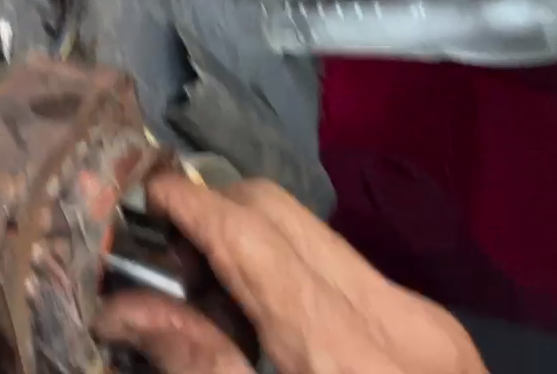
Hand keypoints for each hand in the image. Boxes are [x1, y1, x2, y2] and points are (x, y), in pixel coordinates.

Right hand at [98, 175, 486, 373]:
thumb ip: (196, 365)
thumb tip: (120, 304)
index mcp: (351, 358)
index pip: (244, 231)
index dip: (178, 201)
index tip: (131, 200)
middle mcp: (396, 318)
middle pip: (271, 207)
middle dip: (205, 208)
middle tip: (168, 253)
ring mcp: (426, 322)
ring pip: (303, 227)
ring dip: (242, 234)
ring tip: (216, 292)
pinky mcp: (437, 332)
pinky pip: (335, 261)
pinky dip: (283, 265)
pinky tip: (270, 318)